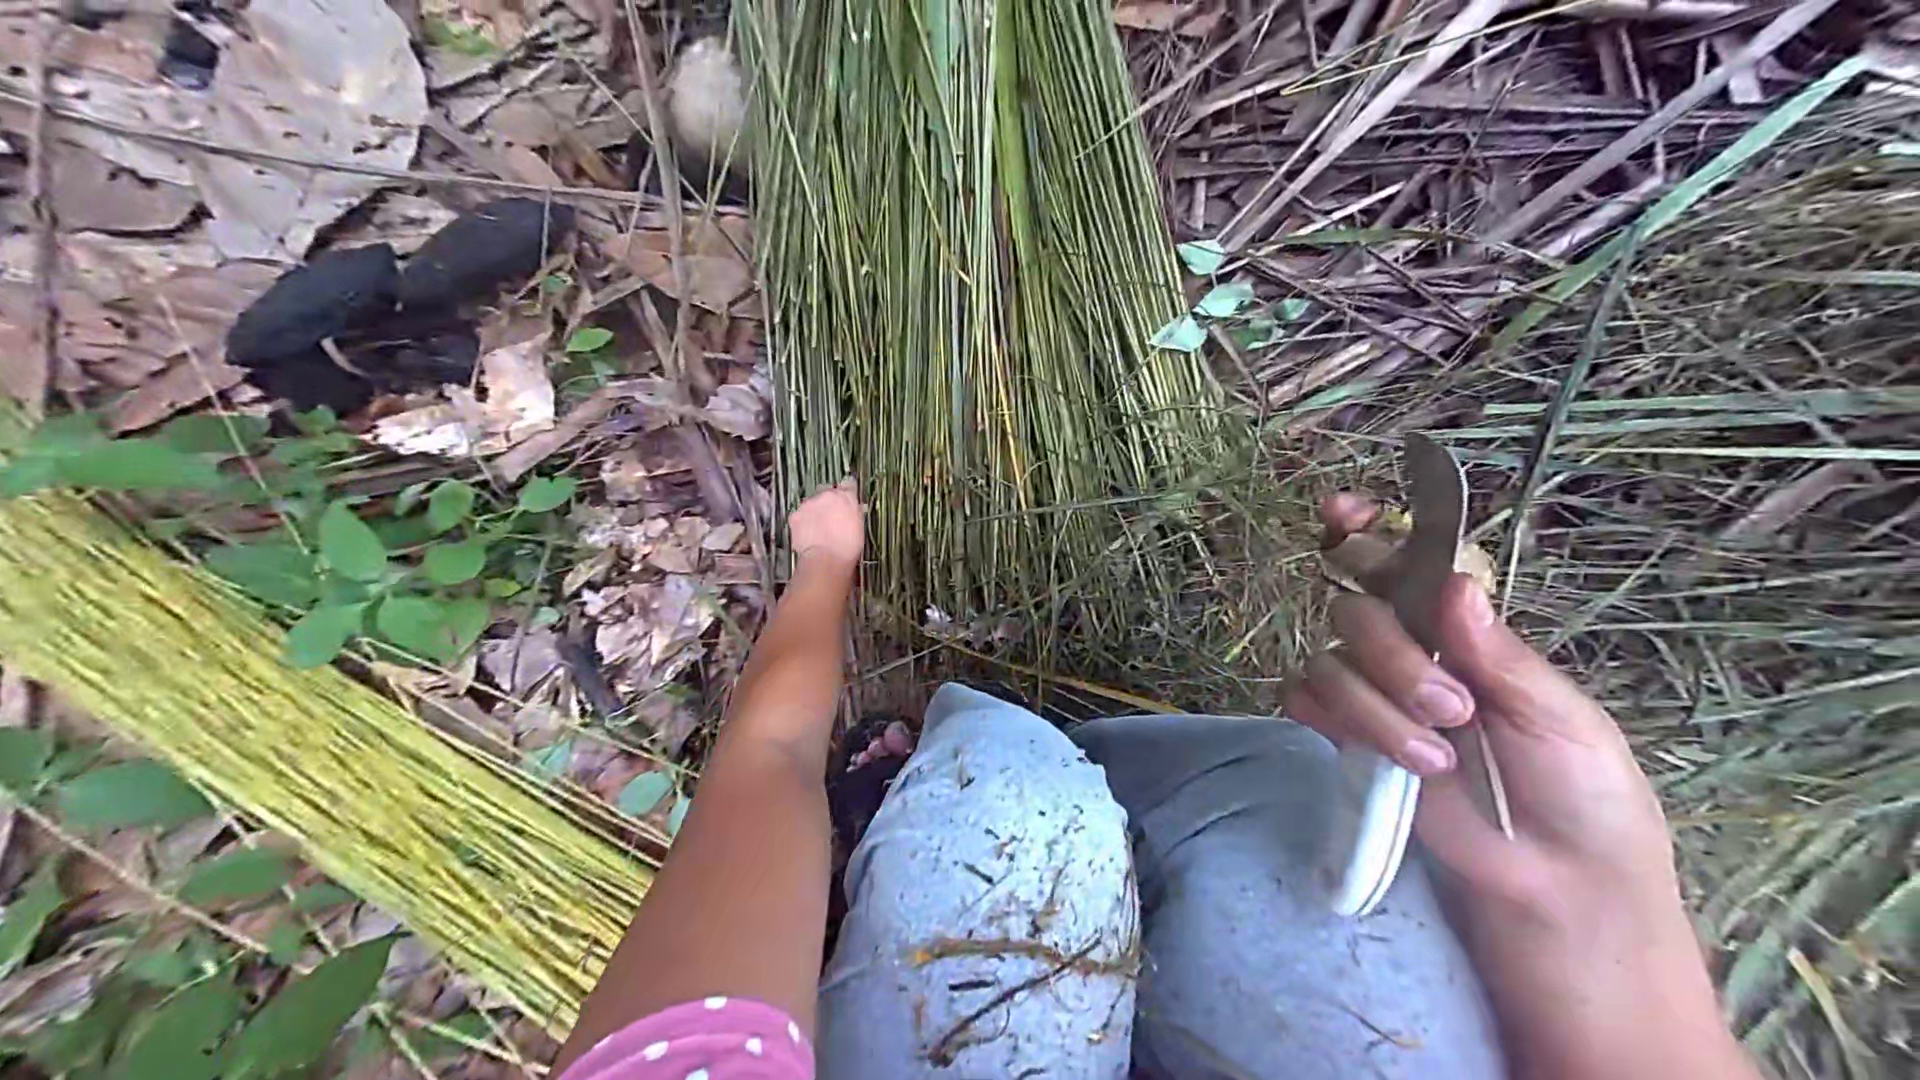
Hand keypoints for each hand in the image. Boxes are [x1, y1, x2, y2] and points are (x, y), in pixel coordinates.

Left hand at [788, 479, 863, 570]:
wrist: (826, 559)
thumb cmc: (849, 546)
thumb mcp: (859, 526)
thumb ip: (854, 511)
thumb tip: (851, 506)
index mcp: (846, 496)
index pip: (848, 484)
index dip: (847, 492)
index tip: (846, 501)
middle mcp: (826, 495)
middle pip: (827, 492)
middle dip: (828, 502)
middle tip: (831, 518)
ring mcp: (808, 504)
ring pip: (811, 503)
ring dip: (814, 511)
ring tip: (818, 529)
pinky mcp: (794, 516)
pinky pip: (799, 515)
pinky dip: (803, 522)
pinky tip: (807, 534)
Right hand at [1286, 494, 1754, 1079]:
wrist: (1548, 884)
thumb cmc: (1580, 793)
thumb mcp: (1559, 715)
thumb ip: (1497, 650)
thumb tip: (1455, 581)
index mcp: (1463, 628)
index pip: (1402, 558)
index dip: (1366, 528)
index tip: (1340, 513)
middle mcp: (1406, 647)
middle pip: (1356, 607)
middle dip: (1393, 654)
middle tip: (1450, 706)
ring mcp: (1366, 688)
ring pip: (1329, 659)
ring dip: (1376, 706)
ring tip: (1433, 757)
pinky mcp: (1337, 729)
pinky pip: (1302, 697)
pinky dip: (1328, 717)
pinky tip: (1367, 751)